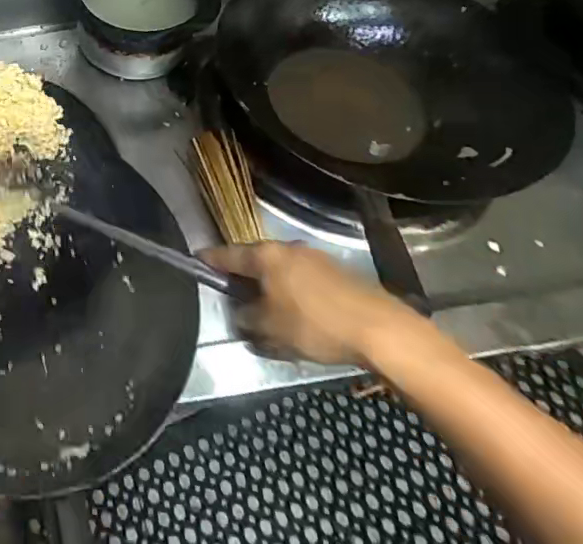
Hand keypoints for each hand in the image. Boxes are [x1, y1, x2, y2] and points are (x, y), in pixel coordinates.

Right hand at [203, 242, 427, 364]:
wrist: (385, 334)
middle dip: (245, 279)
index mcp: (266, 255)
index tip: (196, 263)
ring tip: (271, 313)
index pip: (227, 255)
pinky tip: (302, 317)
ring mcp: (318, 258)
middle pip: (256, 261)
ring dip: (274, 288)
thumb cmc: (317, 326)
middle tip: (236, 298)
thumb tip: (241, 314)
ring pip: (283, 272)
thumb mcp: (270, 330)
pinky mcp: (342, 274)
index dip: (209, 261)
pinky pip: (306, 281)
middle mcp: (289, 248)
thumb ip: (246, 318)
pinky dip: (297, 294)